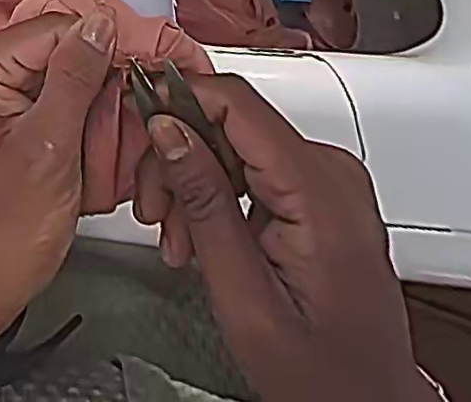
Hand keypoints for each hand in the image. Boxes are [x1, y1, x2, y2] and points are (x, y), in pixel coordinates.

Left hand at [0, 8, 116, 353]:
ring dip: (113, 107)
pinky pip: (88, 92)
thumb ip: (74, 80)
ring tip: (113, 152)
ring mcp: (23, 82)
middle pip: (77, 46)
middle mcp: (2, 63)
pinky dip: (107, 119)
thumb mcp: (45, 148)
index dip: (110, 45)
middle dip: (112, 84)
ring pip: (91, 70)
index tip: (154, 63)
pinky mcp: (42, 101)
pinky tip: (111, 151)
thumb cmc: (7, 223)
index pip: (61, 28)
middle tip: (140, 120)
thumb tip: (101, 23)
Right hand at [134, 73, 435, 401]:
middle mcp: (329, 168)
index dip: (181, 96)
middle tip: (156, 207)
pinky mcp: (315, 185)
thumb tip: (169, 130)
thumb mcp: (244, 296)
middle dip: (180, 157)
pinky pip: (250, 161)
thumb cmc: (323, 373)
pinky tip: (203, 228)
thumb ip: (204, 202)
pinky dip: (217, 188)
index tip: (140, 113)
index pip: (237, 102)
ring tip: (180, 235)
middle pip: (229, 122)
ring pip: (232, 142)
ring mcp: (325, 175)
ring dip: (194, 179)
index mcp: (320, 189)